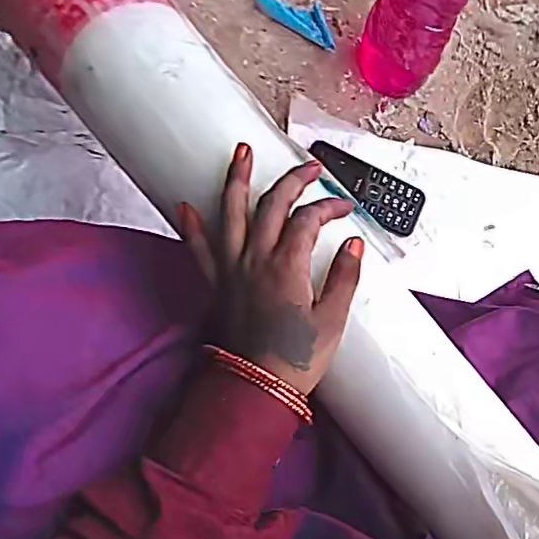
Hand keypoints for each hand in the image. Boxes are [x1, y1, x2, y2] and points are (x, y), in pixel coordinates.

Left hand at [179, 143, 363, 394]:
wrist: (260, 384)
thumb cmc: (296, 359)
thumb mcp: (333, 320)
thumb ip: (345, 277)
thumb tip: (353, 245)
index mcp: (287, 267)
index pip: (309, 219)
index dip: (329, 207)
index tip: (344, 210)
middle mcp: (256, 260)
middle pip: (272, 204)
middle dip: (293, 180)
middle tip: (309, 168)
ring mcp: (234, 270)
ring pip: (231, 213)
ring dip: (237, 180)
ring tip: (240, 153)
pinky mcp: (220, 285)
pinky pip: (201, 249)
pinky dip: (192, 226)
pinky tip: (185, 205)